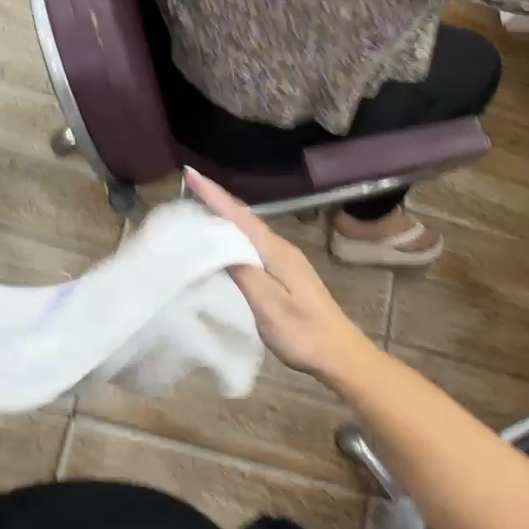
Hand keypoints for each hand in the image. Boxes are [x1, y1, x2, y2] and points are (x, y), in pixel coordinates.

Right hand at [185, 168, 381, 381]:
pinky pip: (253, 246)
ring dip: (224, 219)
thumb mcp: (270, 307)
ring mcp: (285, 261)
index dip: (214, 195)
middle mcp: (281, 249)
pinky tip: (223, 245)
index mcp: (276, 252)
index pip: (240, 217)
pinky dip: (234, 238)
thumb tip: (219, 246)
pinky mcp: (285, 274)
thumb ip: (245, 274)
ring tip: (199, 211)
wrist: (340, 355)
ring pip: (248, 232)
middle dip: (217, 201)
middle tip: (189, 188)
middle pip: (244, 219)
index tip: (190, 174)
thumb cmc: (304, 334)